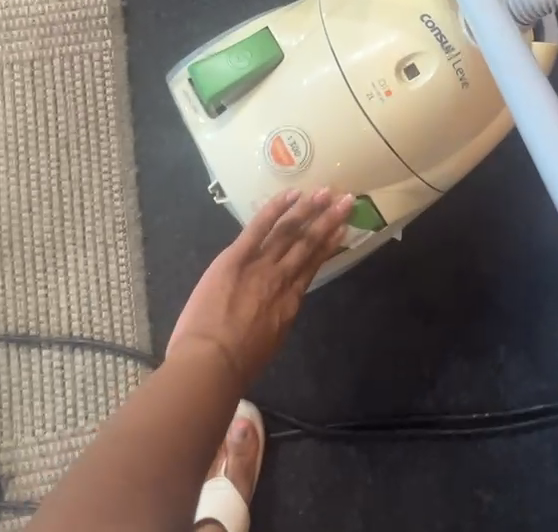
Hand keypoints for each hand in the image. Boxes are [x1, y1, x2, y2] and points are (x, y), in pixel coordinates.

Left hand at [167, 188, 353, 389]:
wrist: (211, 363)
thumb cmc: (238, 365)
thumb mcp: (270, 342)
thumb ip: (279, 317)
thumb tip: (282, 305)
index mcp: (291, 301)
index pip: (313, 265)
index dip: (329, 244)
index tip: (343, 228)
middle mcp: (281, 277)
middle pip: (308, 243)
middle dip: (328, 220)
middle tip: (346, 199)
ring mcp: (260, 264)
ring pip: (289, 231)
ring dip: (309, 209)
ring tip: (326, 192)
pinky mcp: (235, 257)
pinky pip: (258, 227)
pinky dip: (276, 208)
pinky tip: (291, 193)